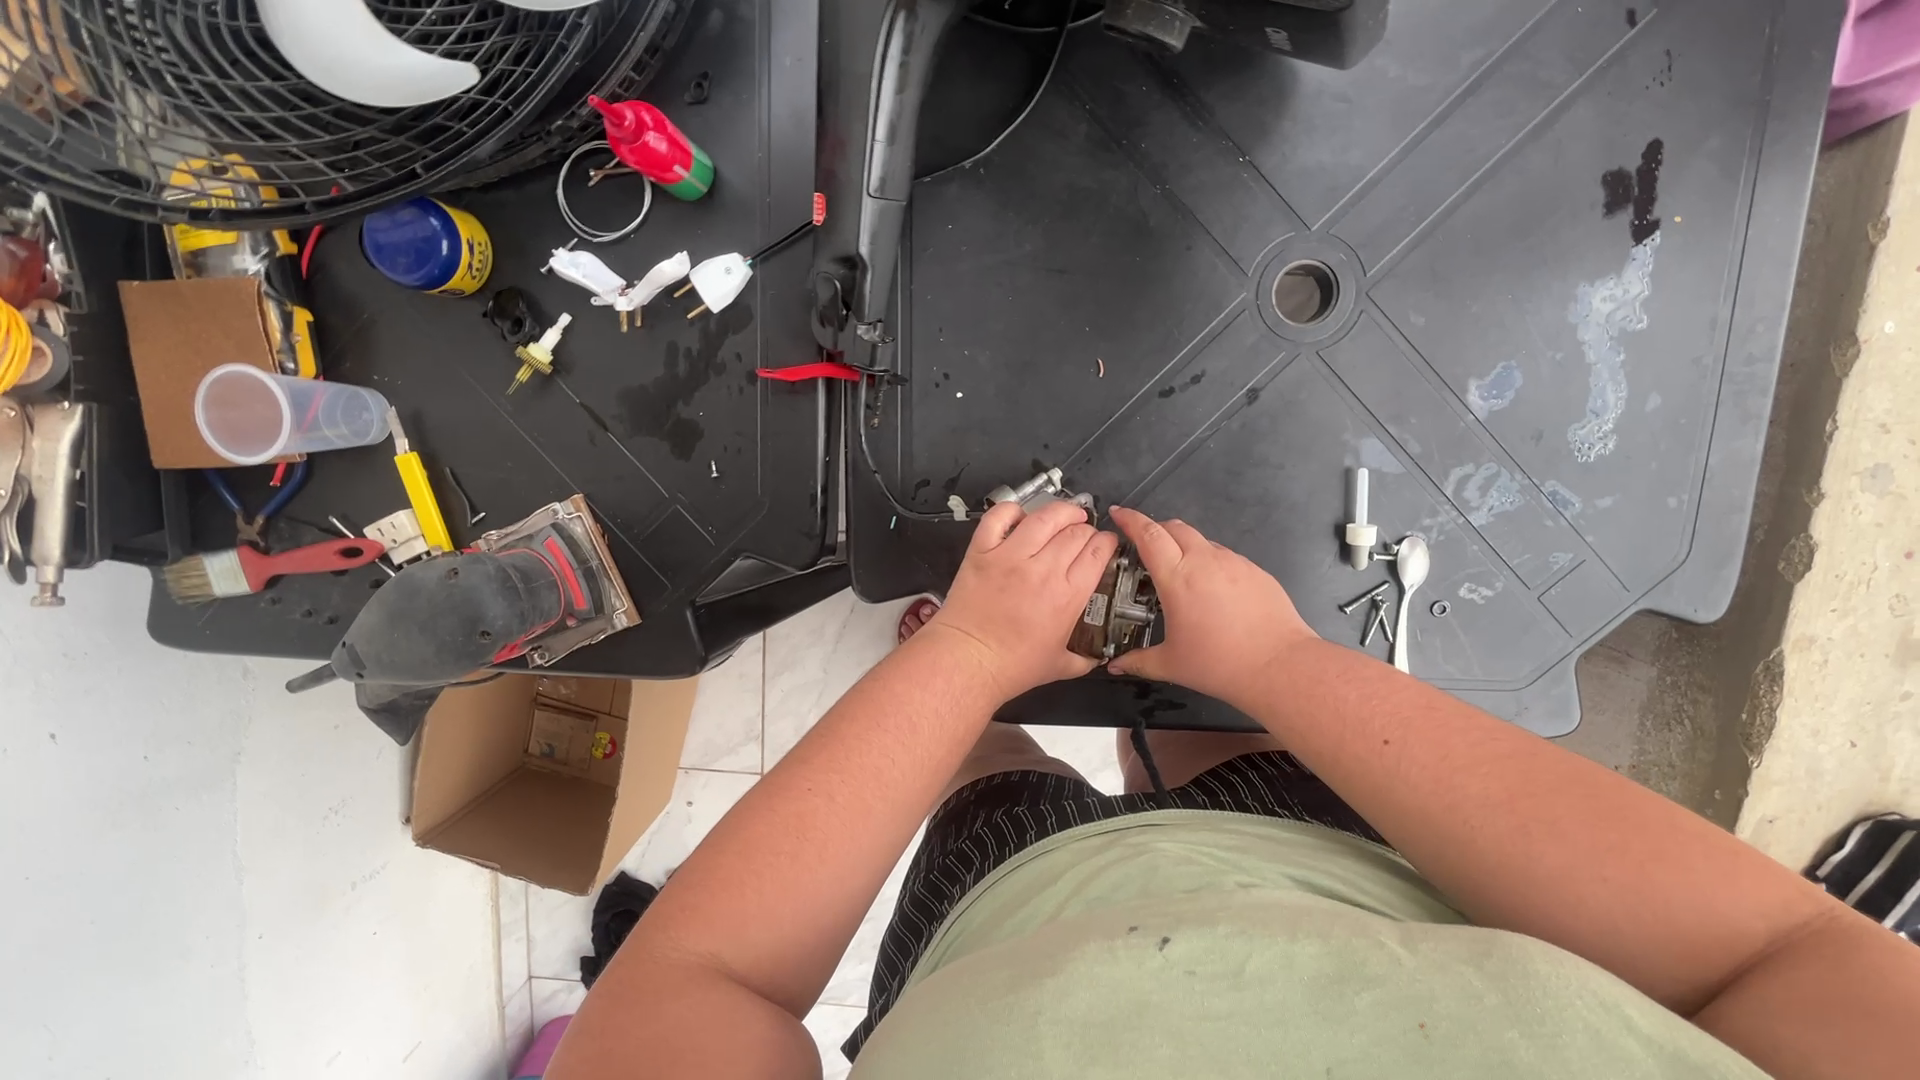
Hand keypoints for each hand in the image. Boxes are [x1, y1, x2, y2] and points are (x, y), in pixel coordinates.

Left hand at [921, 499, 1120, 701]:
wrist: (967, 661)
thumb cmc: (1010, 666)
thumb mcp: (1060, 666)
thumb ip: (1084, 659)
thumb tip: (1095, 657)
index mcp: (1068, 595)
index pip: (1098, 551)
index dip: (1107, 542)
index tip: (1106, 543)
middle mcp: (1043, 570)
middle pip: (1076, 531)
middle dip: (1087, 528)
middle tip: (1085, 533)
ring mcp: (1011, 556)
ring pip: (1044, 517)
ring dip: (1061, 510)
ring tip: (1066, 513)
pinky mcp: (982, 551)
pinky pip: (999, 517)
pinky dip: (1011, 509)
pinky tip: (1020, 515)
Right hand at [1105, 507, 1317, 706]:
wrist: (1280, 665)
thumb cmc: (1222, 664)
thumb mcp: (1171, 664)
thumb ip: (1137, 661)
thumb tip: (1115, 665)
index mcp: (1177, 578)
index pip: (1147, 534)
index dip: (1129, 519)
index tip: (1118, 514)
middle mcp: (1204, 561)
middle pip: (1173, 526)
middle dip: (1154, 528)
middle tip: (1142, 543)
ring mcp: (1233, 562)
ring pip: (1201, 540)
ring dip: (1183, 545)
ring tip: (1178, 569)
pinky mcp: (1255, 570)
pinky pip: (1225, 556)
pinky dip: (1209, 561)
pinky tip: (1210, 589)